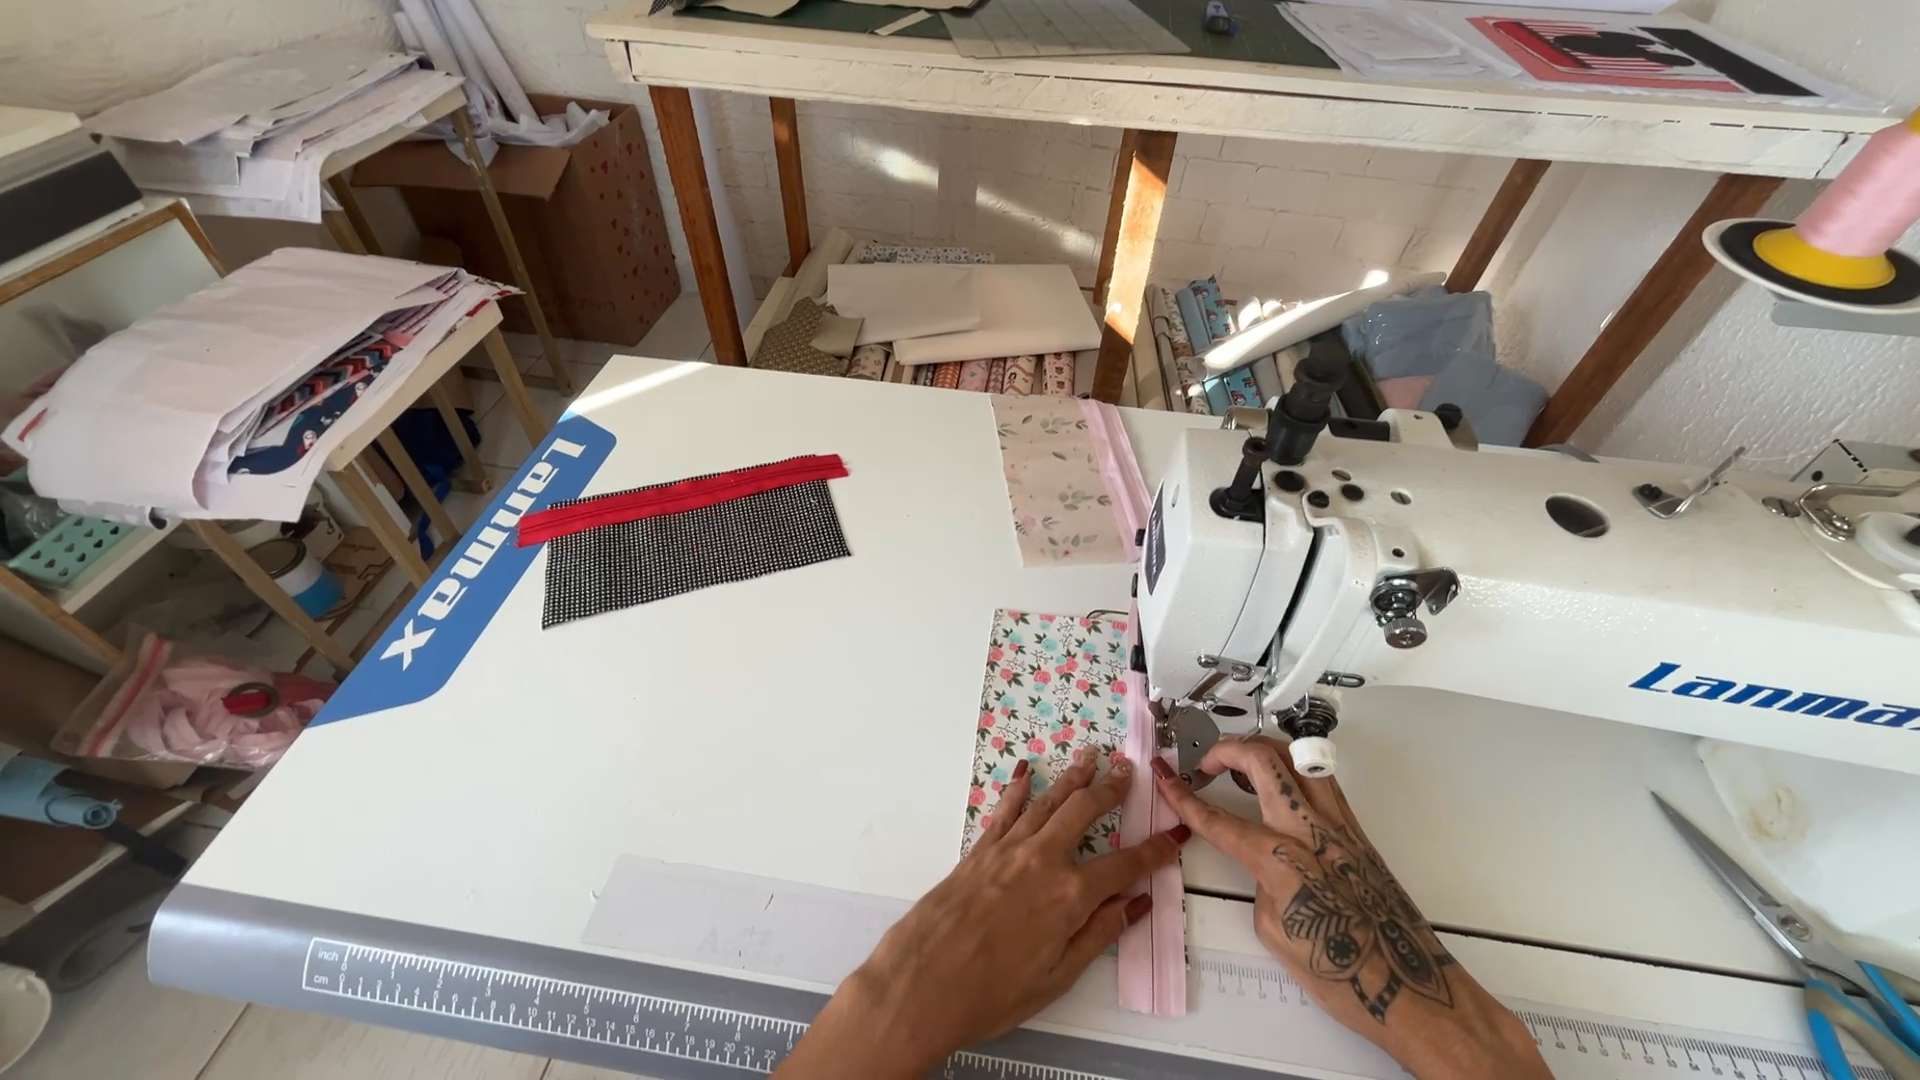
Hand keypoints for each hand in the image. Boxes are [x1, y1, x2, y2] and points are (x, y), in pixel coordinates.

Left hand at [775, 748, 1189, 1078]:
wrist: (923, 981)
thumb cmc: (992, 991)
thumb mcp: (1058, 976)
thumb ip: (1099, 934)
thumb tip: (1135, 906)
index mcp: (1071, 896)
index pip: (1126, 865)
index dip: (1155, 851)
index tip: (1174, 836)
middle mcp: (1044, 860)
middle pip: (1086, 812)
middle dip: (1111, 788)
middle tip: (1128, 768)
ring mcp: (1010, 848)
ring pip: (1049, 801)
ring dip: (1073, 777)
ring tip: (1091, 757)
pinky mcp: (981, 848)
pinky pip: (1006, 809)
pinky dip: (1018, 787)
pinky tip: (1026, 771)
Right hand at [1150, 738, 1550, 1079]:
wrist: (1412, 988)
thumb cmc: (1343, 974)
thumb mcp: (1275, 933)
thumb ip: (1260, 885)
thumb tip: (1263, 867)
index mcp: (1280, 859)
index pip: (1218, 818)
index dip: (1184, 797)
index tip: (1166, 778)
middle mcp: (1309, 830)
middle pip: (1262, 760)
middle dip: (1226, 749)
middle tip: (1206, 761)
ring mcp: (1338, 825)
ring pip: (1297, 757)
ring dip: (1262, 748)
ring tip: (1241, 761)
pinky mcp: (1356, 831)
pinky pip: (1319, 780)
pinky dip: (1291, 768)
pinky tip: (1278, 786)